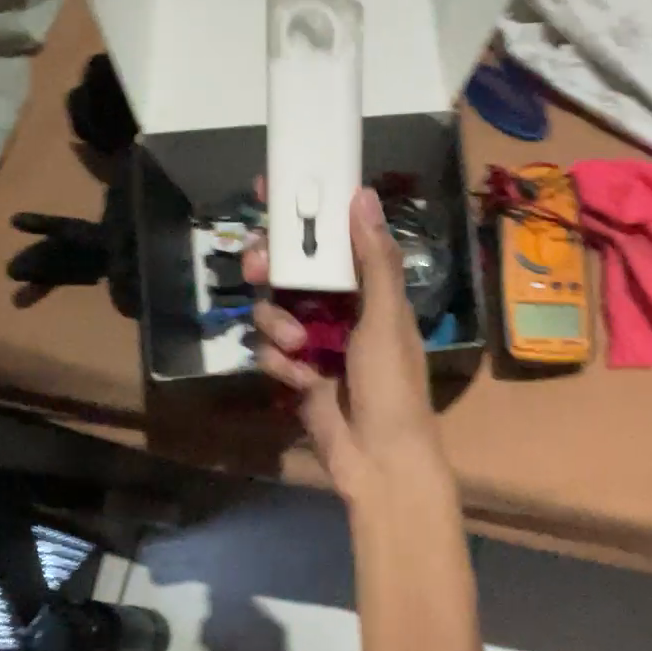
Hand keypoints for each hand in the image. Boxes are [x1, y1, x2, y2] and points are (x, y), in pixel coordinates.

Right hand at [245, 187, 447, 501]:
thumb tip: (362, 194)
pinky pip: (269, 351)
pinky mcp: (296, 375)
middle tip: (259, 265)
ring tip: (298, 347)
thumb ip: (375, 260)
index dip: (304, 216)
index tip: (270, 190)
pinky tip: (300, 380)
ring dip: (277, 323)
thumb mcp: (387, 320)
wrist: (379, 460)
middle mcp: (341, 311)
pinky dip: (279, 362)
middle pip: (291, 270)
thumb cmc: (392, 386)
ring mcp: (316, 344)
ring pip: (273, 309)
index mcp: (370, 293)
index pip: (333, 240)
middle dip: (272, 267)